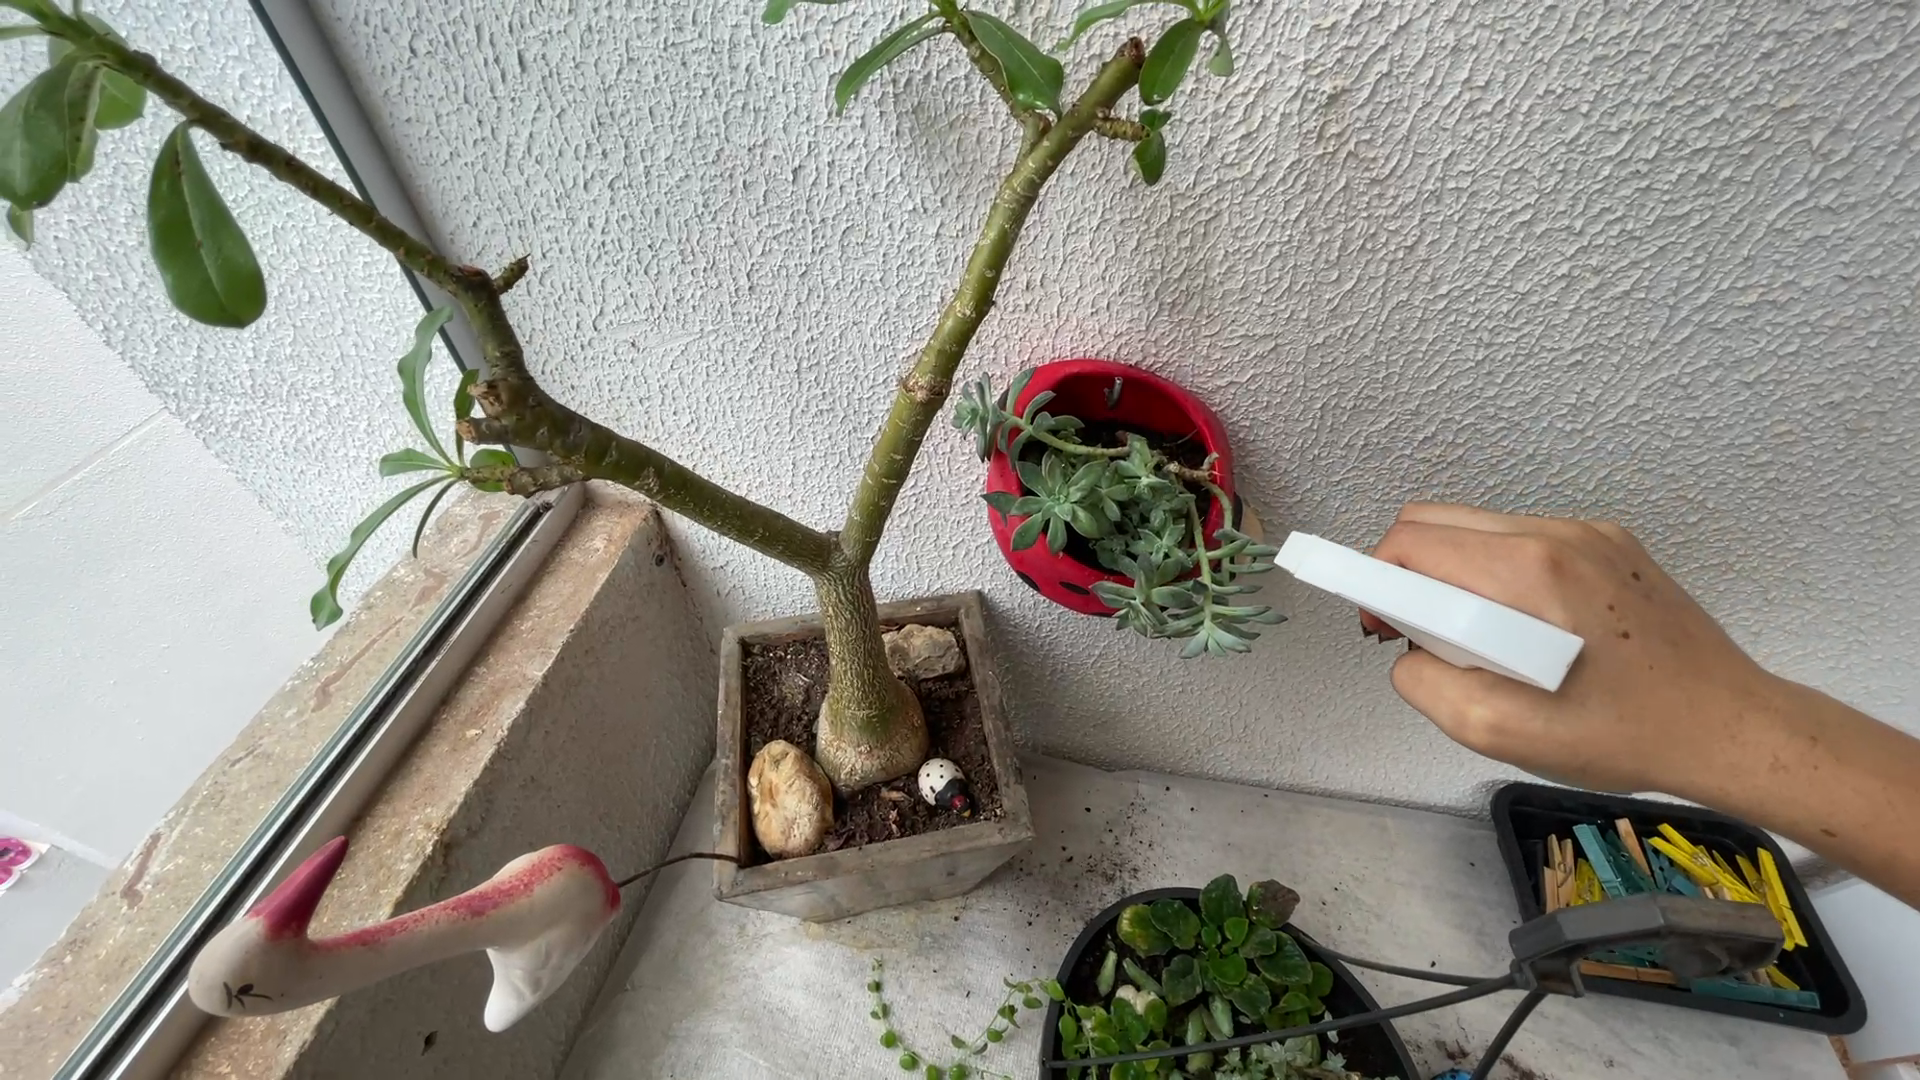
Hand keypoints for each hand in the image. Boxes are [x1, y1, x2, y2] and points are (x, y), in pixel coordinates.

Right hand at [1367, 503, 1777, 793]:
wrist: (1734, 729)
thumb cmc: (1616, 734)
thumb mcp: (1492, 729)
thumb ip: (1420, 681)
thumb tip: (1409, 647)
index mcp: (1526, 572)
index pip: (1409, 541)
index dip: (1374, 580)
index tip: (1384, 626)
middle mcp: (1554, 534)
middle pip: (1430, 520)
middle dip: (1403, 572)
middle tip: (1420, 630)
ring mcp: (1586, 532)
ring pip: (1470, 526)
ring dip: (1447, 570)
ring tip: (1474, 629)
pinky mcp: (1607, 542)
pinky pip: (1514, 537)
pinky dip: (1491, 570)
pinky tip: (1520, 620)